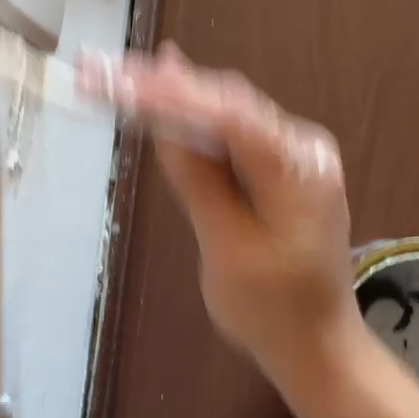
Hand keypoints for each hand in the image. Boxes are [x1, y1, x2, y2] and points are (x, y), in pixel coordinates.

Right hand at [84, 44, 360, 378]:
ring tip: (120, 76)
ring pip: (226, 115)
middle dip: (163, 86)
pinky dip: (193, 123)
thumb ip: (201, 184)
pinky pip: (232, 137)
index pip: (225, 115)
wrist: (316, 345)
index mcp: (297, 168)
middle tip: (103, 72)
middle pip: (225, 104)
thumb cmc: (272, 309)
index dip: (169, 93)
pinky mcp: (280, 173)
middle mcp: (302, 148)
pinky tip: (163, 98)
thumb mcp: (228, 250)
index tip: (119, 79)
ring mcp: (294, 158)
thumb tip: (167, 127)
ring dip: (174, 98)